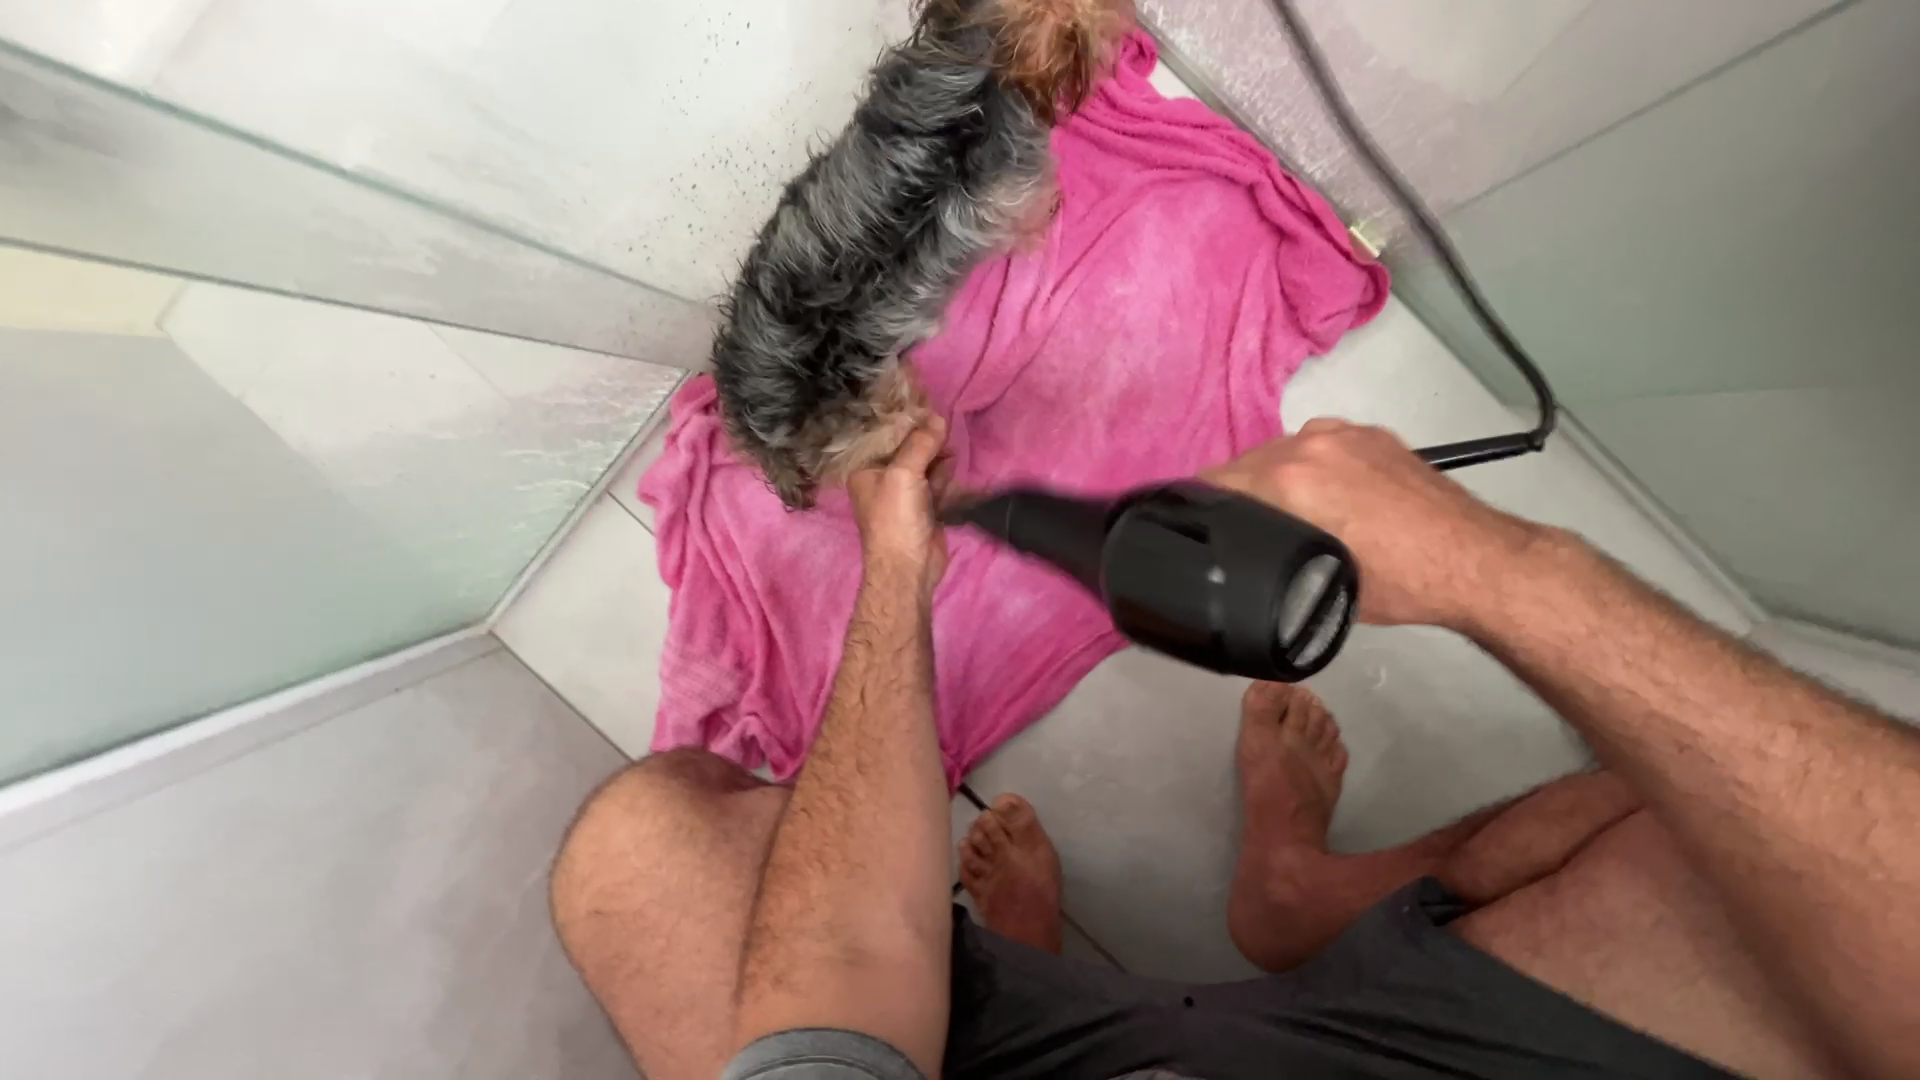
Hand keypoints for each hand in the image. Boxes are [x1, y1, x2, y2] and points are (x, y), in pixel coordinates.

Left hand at [847, 416, 952, 599]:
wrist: (909, 568)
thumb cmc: (895, 519)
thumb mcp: (904, 474)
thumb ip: (921, 443)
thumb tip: (939, 418)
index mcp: (865, 468)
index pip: (884, 434)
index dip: (904, 419)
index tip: (925, 402)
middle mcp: (882, 477)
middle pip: (908, 446)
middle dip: (925, 439)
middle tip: (942, 430)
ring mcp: (904, 492)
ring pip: (926, 462)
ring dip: (938, 459)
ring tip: (947, 459)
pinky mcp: (924, 505)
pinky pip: (936, 481)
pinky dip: (944, 477)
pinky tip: (948, 480)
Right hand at [1200, 419, 1546, 628]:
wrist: (1479, 562)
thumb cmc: (1397, 583)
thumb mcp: (1317, 583)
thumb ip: (1270, 558)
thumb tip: (1241, 559)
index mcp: (1288, 479)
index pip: (1214, 480)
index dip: (1200, 506)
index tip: (1200, 528)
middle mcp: (1308, 444)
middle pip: (1245, 462)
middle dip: (1238, 492)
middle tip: (1247, 529)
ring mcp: (1344, 433)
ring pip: (1282, 449)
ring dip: (1274, 475)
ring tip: (1289, 510)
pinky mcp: (1372, 434)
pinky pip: (1318, 442)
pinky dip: (1310, 463)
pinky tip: (1326, 491)